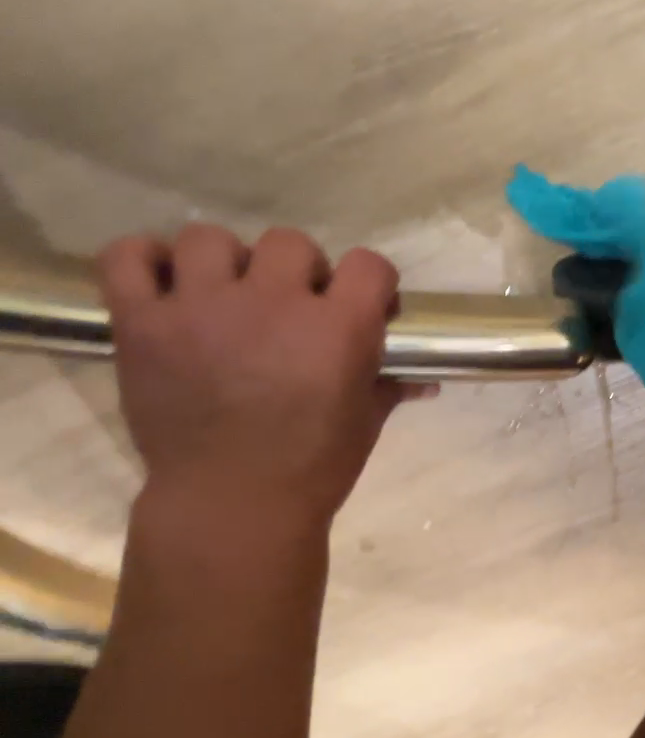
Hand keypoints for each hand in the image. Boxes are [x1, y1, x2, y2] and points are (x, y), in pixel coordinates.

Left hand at [97, 224, 433, 526]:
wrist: (237, 498)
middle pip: (291, 243)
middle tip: (296, 306)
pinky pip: (129, 257)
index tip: (367, 305)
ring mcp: (202, 306)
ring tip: (229, 295)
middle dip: (302, 270)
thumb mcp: (368, 420)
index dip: (373, 281)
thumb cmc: (319, 463)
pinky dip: (146, 260)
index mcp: (340, 327)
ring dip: (227, 262)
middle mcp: (274, 302)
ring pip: (210, 239)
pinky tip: (169, 283)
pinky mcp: (143, 320)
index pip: (369, 265)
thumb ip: (390, 385)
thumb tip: (422, 378)